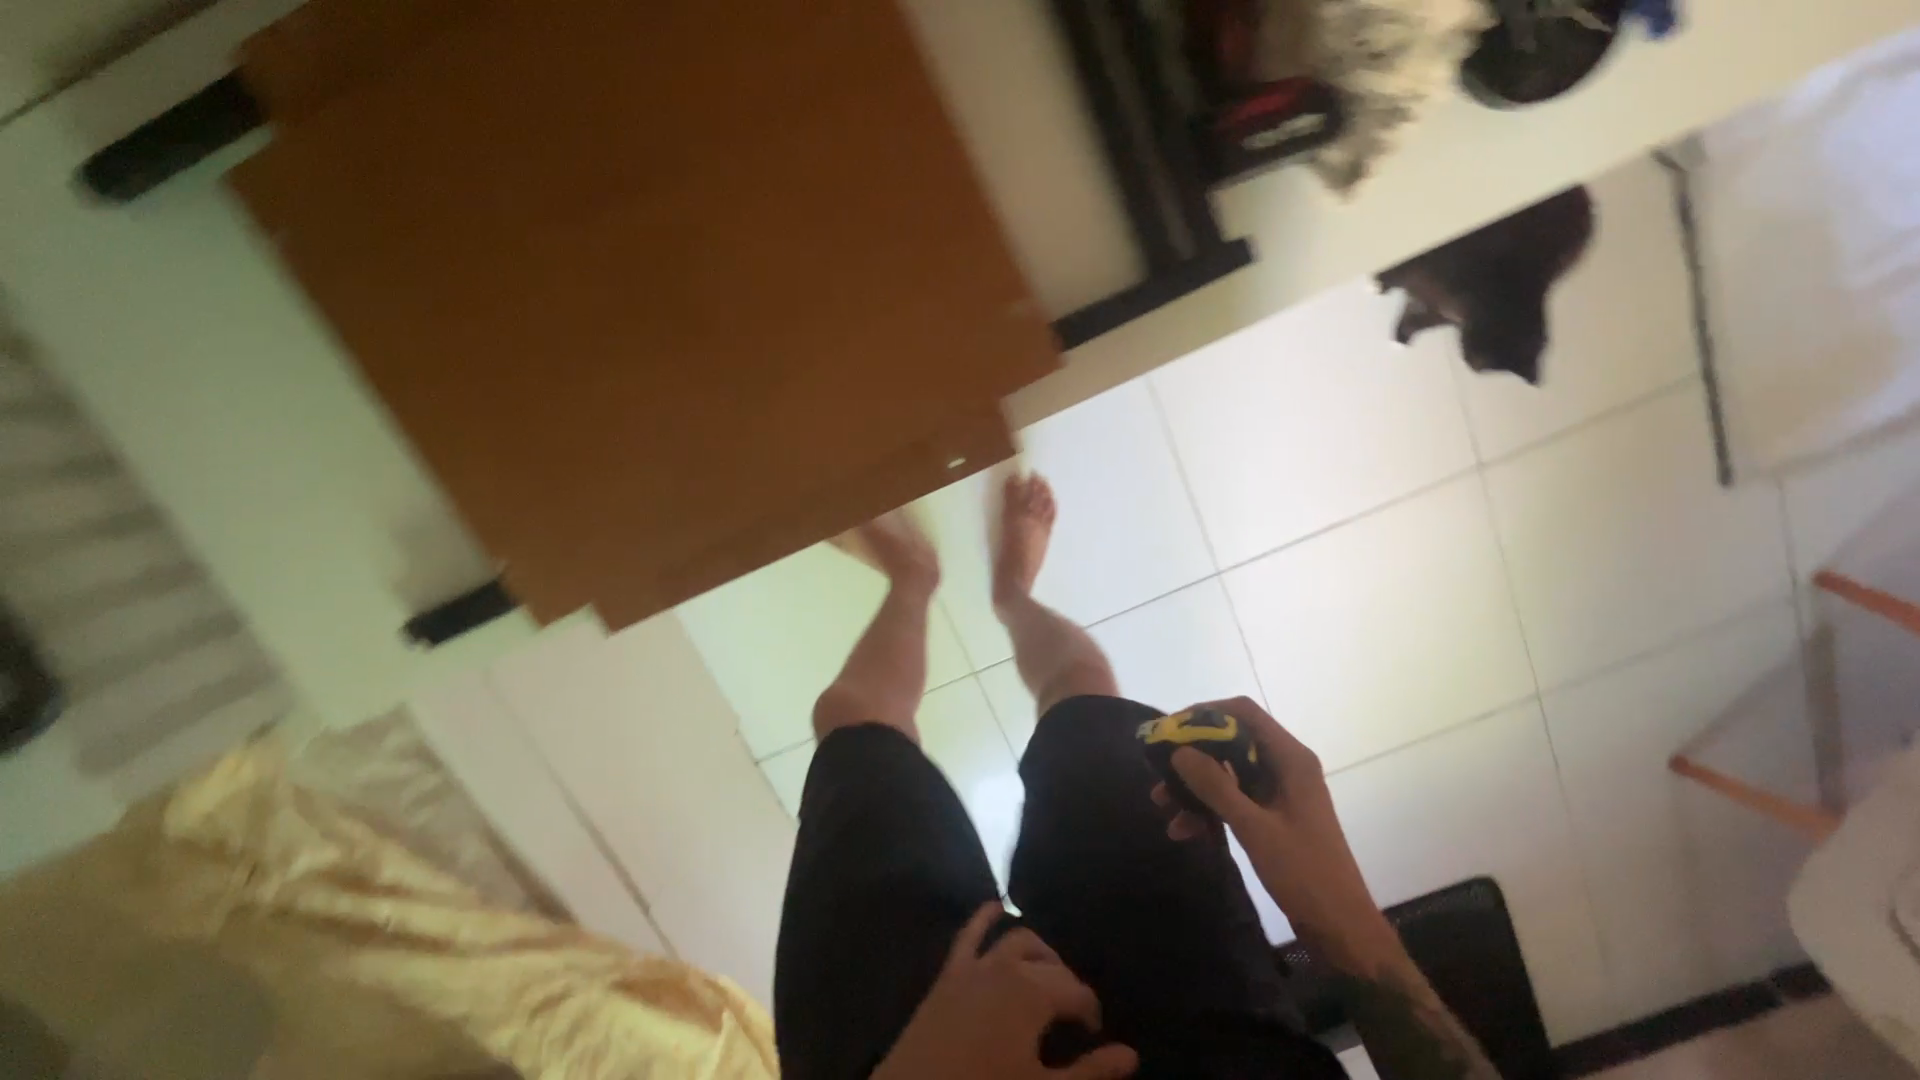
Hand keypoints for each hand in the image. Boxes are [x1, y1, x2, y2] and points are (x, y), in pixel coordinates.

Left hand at [873, 904, 1139, 1079]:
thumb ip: (1089, 1072)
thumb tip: (1132, 1055)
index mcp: (1033, 993)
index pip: (1077, 991)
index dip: (1090, 1011)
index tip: (1094, 1035)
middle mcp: (1006, 967)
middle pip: (1050, 964)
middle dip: (1067, 983)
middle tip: (1074, 1014)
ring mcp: (973, 966)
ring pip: (1016, 940)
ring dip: (1038, 952)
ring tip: (1049, 974)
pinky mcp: (947, 974)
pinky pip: (968, 934)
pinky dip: (985, 917)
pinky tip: (996, 907)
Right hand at [1152, 697, 1398, 970]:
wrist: (1341, 928)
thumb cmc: (1304, 873)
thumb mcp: (1254, 828)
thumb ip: (1216, 786)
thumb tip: (1179, 751)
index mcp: (1291, 759)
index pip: (1243, 713)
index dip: (1204, 714)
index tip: (1169, 731)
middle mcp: (1286, 767)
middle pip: (1231, 742)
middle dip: (1192, 756)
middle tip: (1158, 771)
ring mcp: (1279, 793)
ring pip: (1228, 773)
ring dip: (1195, 786)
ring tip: (1162, 805)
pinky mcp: (1273, 817)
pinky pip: (1234, 799)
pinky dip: (1208, 809)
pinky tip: (1183, 830)